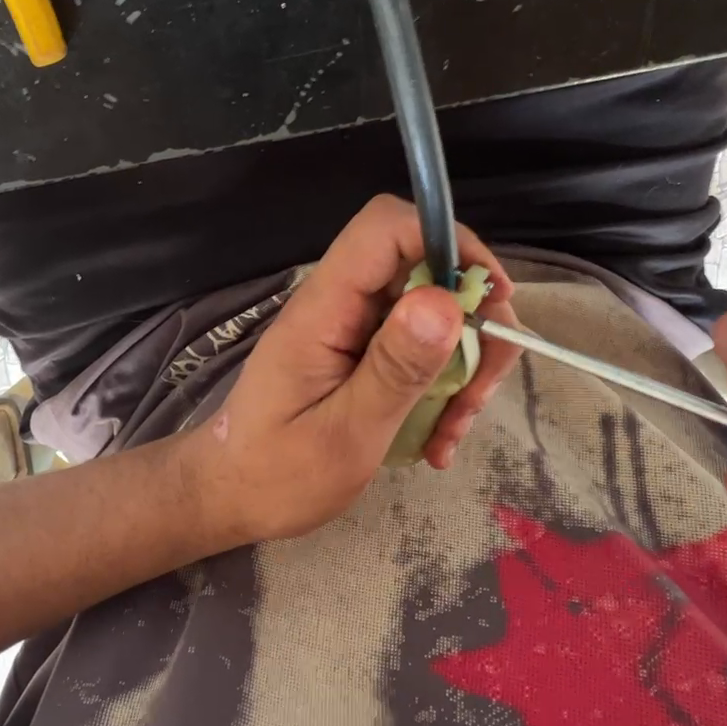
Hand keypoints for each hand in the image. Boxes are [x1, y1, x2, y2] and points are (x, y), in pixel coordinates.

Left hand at [177, 195, 521, 545]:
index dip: (448, 242)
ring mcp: (350, 330)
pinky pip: (418, 352)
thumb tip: (445, 300)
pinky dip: (442, 391)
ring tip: (450, 435)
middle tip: (476, 396)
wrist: (233, 497)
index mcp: (323, 309)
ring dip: (462, 369)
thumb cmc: (277, 474)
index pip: (384, 229)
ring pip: (432, 316)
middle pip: (423, 270)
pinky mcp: (360, 356)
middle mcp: (338, 306)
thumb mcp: (346, 433)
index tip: (493, 299)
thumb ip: (395, 367)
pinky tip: (436, 441)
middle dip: (470, 325)